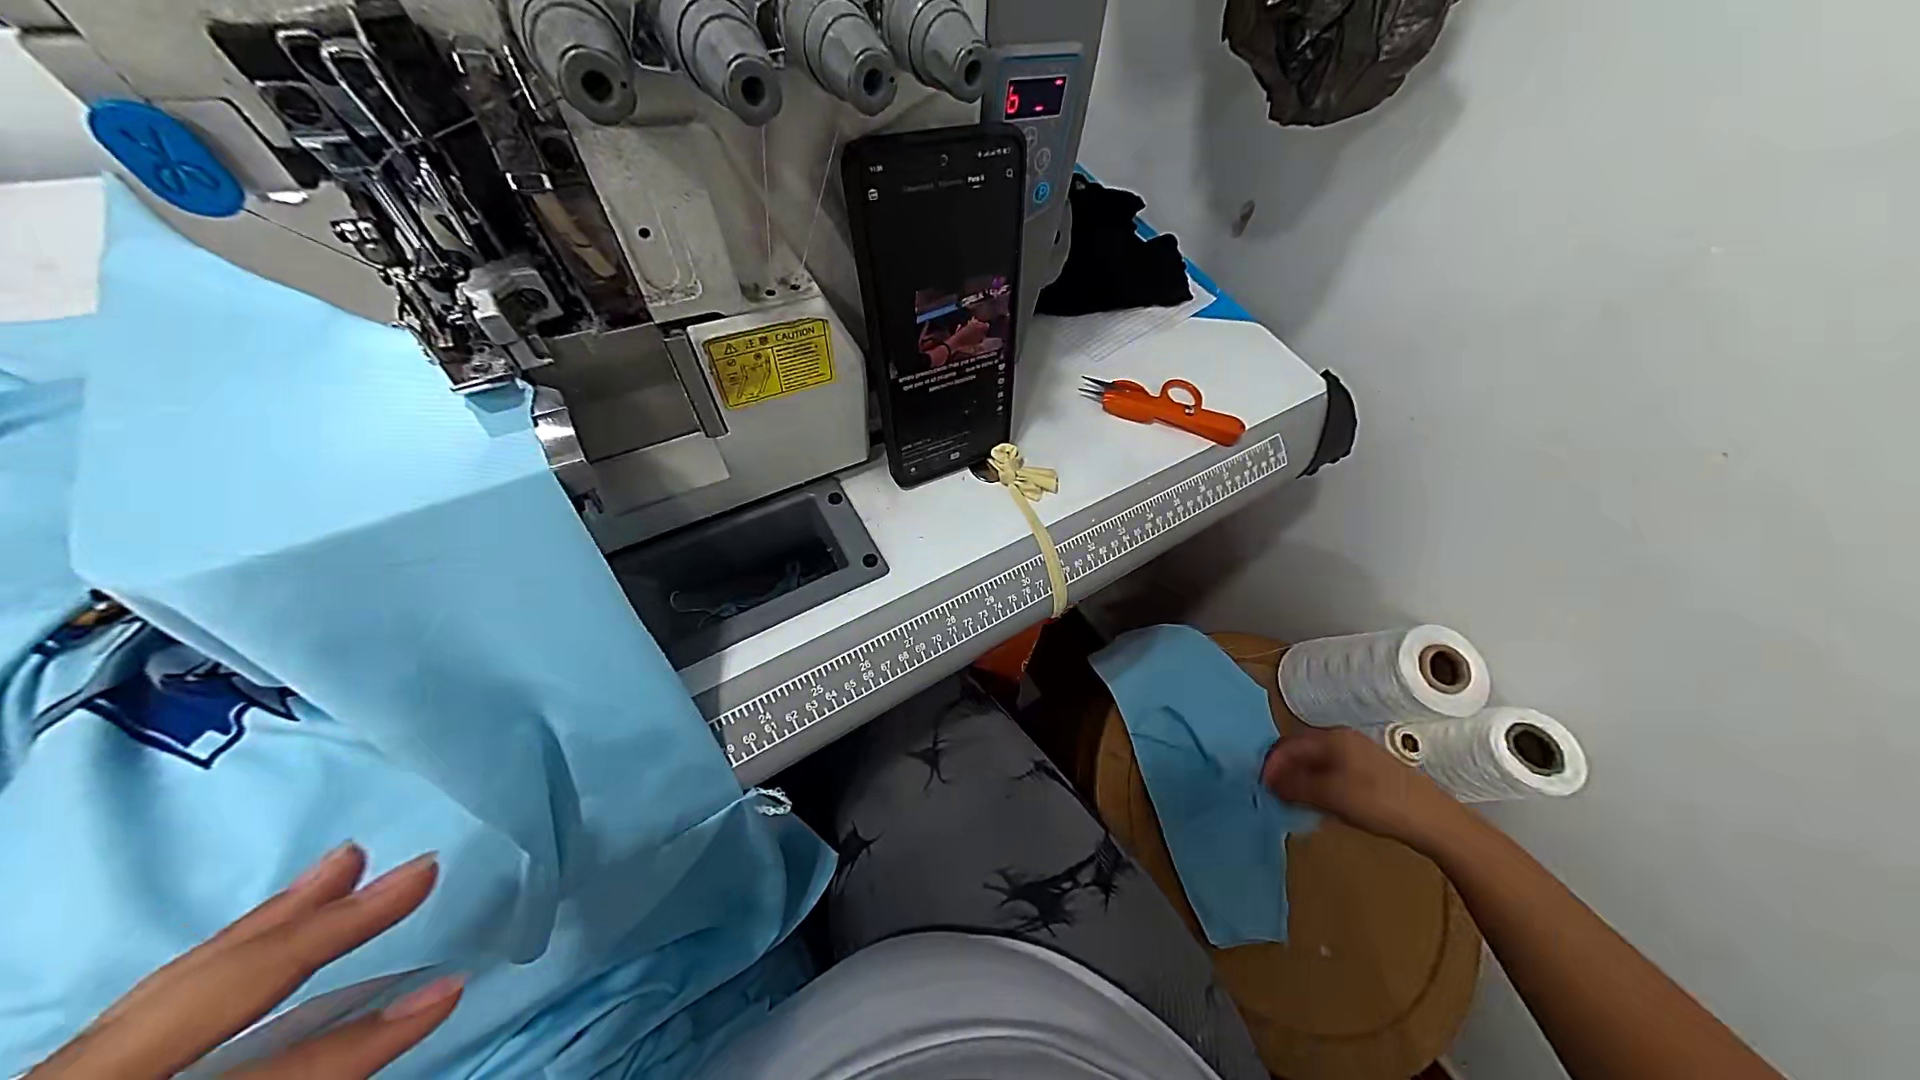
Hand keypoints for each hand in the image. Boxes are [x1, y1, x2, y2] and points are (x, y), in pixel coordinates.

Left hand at [30, 843, 459, 1079]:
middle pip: (213, 996)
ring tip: (346, 861)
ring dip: (277, 916)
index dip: (364, 1043)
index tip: (449, 991)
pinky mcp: (57, 1076)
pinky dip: (222, 950)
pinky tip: (264, 926)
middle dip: (327, 927)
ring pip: (176, 981)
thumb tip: (348, 1062)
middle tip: (419, 868)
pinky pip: (152, 998)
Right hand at [1262, 726, 1476, 855]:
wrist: (1435, 822)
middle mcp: (1343, 740)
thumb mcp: (1330, 795)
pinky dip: (1319, 787)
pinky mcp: (1370, 773)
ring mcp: (1359, 756)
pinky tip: (1322, 805)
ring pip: (1317, 765)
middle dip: (1286, 773)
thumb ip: (1295, 786)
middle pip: (1302, 752)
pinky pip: (1332, 774)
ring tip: (1295, 803)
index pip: (1288, 745)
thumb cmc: (1380, 803)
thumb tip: (1269, 782)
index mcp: (1332, 738)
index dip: (1271, 764)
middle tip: (1276, 796)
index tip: (1262, 786)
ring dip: (1302, 782)